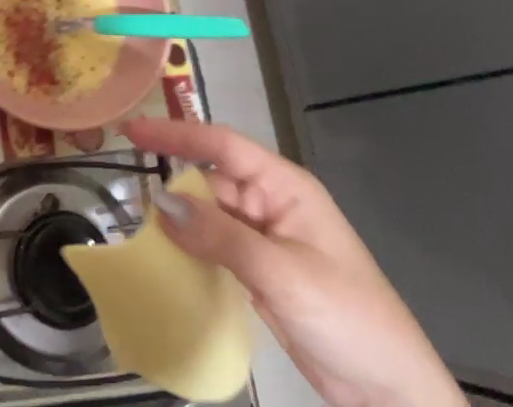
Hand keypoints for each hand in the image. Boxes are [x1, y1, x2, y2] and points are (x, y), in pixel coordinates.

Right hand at [122, 118, 465, 406]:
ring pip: (208, 214)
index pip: (223, 145)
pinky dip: (188, 248)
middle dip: (172, 181)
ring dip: (177, 218)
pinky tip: (162, 256)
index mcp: (286, 188)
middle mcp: (271, 205)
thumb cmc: (348, 317)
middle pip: (211, 178)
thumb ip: (219, 235)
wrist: (388, 389)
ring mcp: (265, 239)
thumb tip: (160, 201)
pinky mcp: (258, 272)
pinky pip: (213, 246)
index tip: (131, 131)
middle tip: (124, 193)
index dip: (176, 134)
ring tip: (133, 224)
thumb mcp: (281, 273)